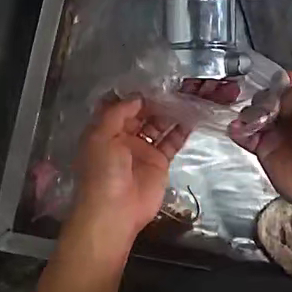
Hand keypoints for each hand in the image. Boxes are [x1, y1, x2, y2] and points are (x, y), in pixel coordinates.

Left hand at [66, 96, 189, 248]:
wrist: (114, 211)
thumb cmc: (102, 173)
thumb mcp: (100, 137)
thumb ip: (117, 113)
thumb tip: (137, 97)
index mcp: (105, 131)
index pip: (120, 107)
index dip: (134, 94)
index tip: (151, 81)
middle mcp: (124, 138)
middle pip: (142, 114)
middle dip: (156, 101)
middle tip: (174, 87)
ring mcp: (143, 150)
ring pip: (158, 126)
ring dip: (170, 113)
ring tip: (186, 99)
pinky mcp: (159, 162)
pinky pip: (172, 142)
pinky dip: (181, 131)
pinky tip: (192, 118)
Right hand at [232, 73, 291, 228]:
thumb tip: (276, 97)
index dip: (283, 79)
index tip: (271, 81)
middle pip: (272, 95)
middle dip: (263, 96)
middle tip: (264, 105)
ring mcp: (282, 133)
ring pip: (258, 114)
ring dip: (249, 113)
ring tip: (252, 119)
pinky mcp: (268, 151)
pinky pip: (248, 136)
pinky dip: (239, 131)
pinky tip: (238, 129)